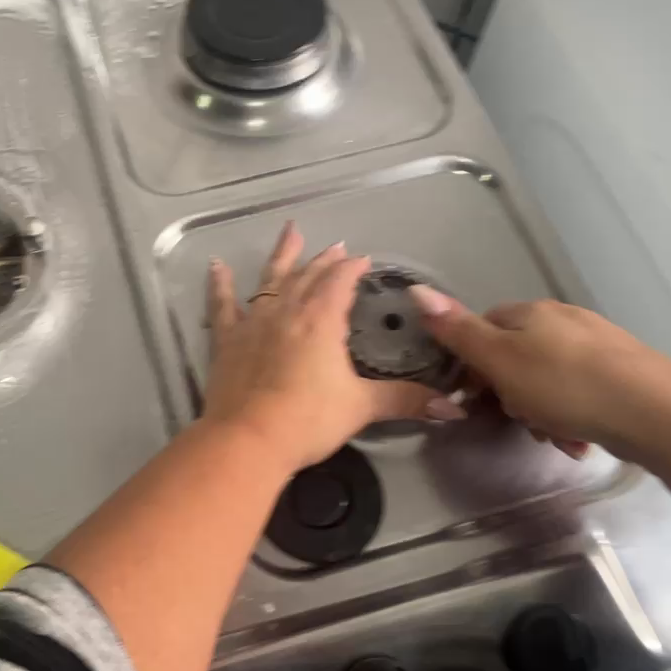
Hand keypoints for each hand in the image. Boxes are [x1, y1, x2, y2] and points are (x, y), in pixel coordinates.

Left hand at [203, 224, 463, 473]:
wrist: (246, 440)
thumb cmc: (307, 420)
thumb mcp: (361, 408)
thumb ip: (404, 401)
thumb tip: (453, 408)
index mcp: (321, 320)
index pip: (341, 282)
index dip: (352, 269)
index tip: (362, 260)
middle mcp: (286, 312)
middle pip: (308, 276)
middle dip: (324, 260)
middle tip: (336, 246)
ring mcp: (252, 323)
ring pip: (269, 280)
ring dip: (281, 255)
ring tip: (290, 231)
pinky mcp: (226, 341)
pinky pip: (221, 305)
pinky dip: (219, 284)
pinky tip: (216, 266)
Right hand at [409, 289, 670, 458]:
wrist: (656, 413)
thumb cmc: (566, 386)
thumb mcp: (499, 361)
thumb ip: (457, 331)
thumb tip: (416, 289)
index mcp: (531, 313)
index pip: (482, 328)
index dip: (471, 365)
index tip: (474, 398)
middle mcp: (565, 319)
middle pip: (515, 357)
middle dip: (509, 394)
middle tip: (517, 421)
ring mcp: (598, 344)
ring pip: (547, 379)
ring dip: (541, 413)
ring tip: (553, 437)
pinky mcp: (624, 371)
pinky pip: (580, 393)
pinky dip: (572, 417)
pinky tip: (578, 439)